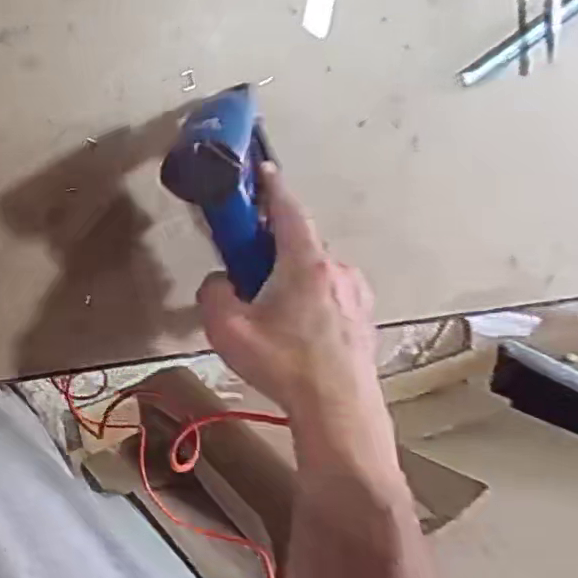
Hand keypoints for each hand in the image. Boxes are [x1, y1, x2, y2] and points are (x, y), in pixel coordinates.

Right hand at [198, 163, 379, 415]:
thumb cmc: (282, 364)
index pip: (288, 212)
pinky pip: (328, 294)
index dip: (272, 187)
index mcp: (305, 264)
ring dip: (288, 278)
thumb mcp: (225, 327)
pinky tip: (292, 331)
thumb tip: (221, 282)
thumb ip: (213, 292)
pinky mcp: (363, 317)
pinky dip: (306, 298)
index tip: (263, 168)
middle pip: (297, 245)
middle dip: (269, 250)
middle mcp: (338, 271)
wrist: (337, 408)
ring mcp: (356, 294)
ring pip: (313, 273)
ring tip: (267, 312)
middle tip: (244, 269)